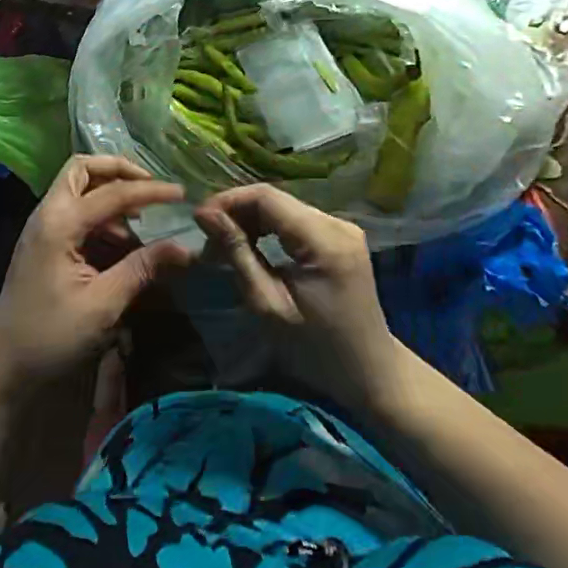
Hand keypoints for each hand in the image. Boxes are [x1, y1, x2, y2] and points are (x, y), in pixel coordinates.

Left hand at [0, 156, 191, 385]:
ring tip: (143, 227)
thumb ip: (142, 268)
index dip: (150, 190)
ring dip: (110, 197)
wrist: (4, 364)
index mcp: (59, 223)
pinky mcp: (44, 245)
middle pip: (81, 170)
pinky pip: (74, 215)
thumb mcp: (103, 304)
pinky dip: (101, 220)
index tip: (182, 193)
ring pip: (77, 191)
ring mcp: (42, 229)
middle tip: (152, 188)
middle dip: (118, 172)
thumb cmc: (51, 335)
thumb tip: (185, 248)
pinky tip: (122, 247)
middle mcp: (47, 215)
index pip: (112, 192)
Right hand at [193, 185, 407, 405]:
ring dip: (248, 221)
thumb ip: (237, 252)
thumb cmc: (315, 346)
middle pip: (274, 199)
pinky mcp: (340, 236)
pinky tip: (252, 248)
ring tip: (225, 247)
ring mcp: (342, 228)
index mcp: (324, 240)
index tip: (198, 222)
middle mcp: (337, 223)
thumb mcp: (267, 303)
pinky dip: (266, 228)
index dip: (227, 201)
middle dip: (235, 213)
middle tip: (209, 243)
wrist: (369, 370)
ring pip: (281, 206)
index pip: (266, 197)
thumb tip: (203, 214)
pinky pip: (293, 219)